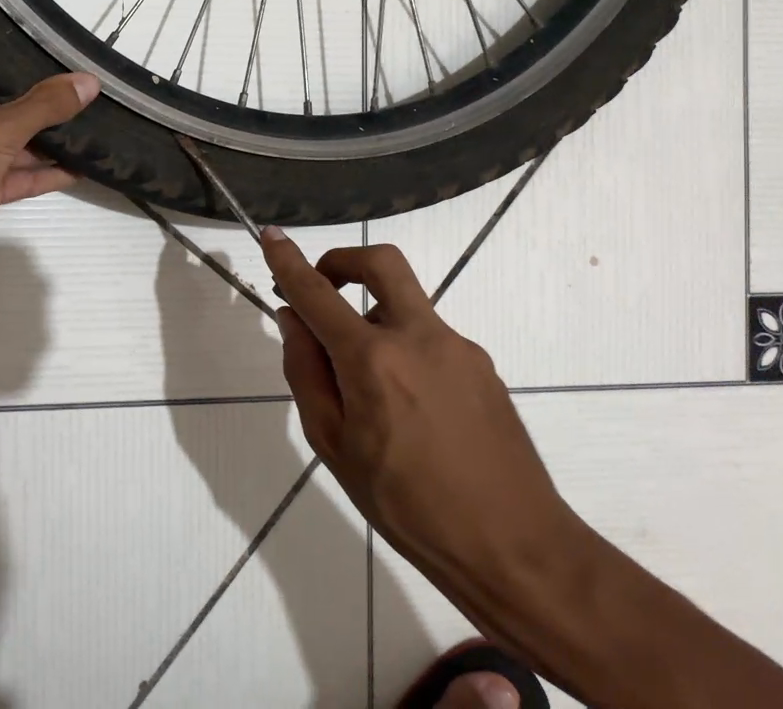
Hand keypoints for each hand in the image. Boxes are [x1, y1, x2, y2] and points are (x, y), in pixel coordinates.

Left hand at [0, 71, 99, 277]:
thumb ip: (44, 106)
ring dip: (53, 140)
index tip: (69, 56)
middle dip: (48, 105)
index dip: (28, 65)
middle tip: (95, 91)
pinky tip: (85, 164)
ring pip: (18, 144)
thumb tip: (89, 82)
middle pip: (10, 107)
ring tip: (99, 124)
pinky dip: (48, 172)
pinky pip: (21, 175)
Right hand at [260, 231, 588, 593]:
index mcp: (372, 360)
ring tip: (364, 395)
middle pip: (382, 263)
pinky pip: (429, 341)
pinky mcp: (483, 369)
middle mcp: (419, 339)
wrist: (513, 546)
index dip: (288, 260)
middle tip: (322, 289)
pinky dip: (401, 352)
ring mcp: (460, 350)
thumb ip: (307, 374)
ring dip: (372, 322)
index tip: (270, 236)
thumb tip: (294, 321)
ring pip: (405, 308)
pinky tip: (403, 412)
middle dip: (343, 261)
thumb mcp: (333, 445)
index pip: (317, 294)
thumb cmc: (403, 503)